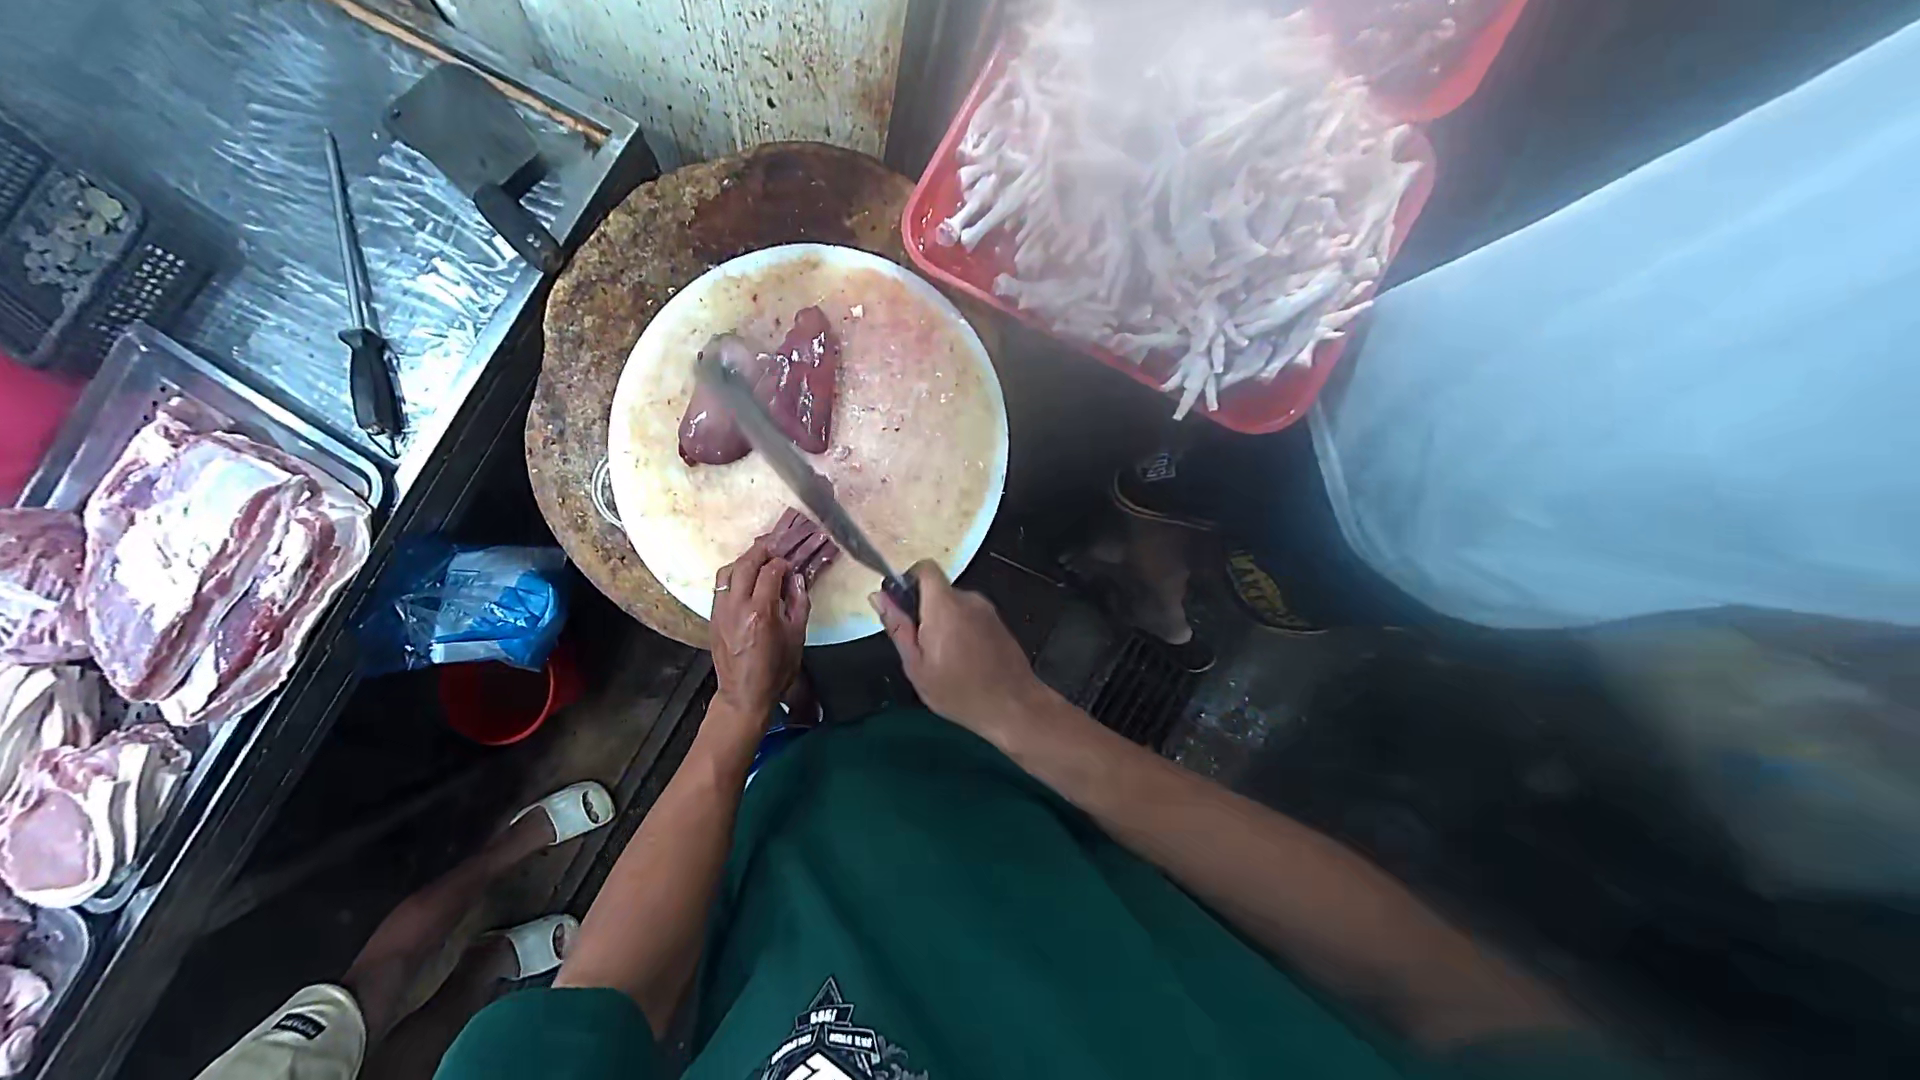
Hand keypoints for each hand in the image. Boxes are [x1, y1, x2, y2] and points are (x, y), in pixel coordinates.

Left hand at [710, 539, 808, 719]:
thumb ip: (799, 603)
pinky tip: (745, 579)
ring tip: (758, 559)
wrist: (745, 694)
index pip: (770, 572)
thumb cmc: (777, 669)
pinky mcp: (712, 617)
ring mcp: (721, 611)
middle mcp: (737, 607)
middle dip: (761, 551)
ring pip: (727, 571)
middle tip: (774, 547)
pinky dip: (733, 576)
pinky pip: (720, 586)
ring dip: (743, 561)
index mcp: (761, 612)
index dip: (782, 563)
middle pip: (745, 564)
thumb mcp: (797, 636)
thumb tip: (797, 578)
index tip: (790, 564)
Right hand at [871, 561, 1055, 739]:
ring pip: (954, 606)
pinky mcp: (998, 622)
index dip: (908, 581)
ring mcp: (987, 610)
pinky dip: (961, 631)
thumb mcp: (917, 666)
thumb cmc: (960, 692)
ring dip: (944, 624)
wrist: (1013, 706)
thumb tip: (878, 597)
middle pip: (937, 591)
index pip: (925, 568)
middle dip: (925, 612)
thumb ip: (897, 627)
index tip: (902, 607)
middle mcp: (968, 599)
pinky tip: (963, 661)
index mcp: (944, 606)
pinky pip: (970, 616)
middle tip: (921, 648)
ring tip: (944, 660)